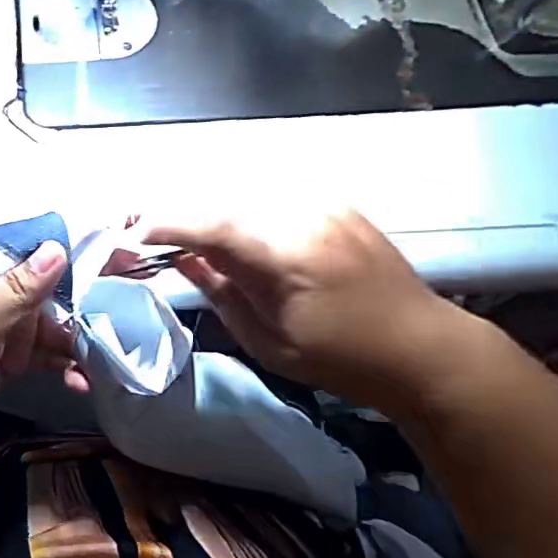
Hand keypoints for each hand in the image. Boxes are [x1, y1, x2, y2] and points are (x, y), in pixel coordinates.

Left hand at [0, 242, 86, 445]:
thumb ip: (18, 291)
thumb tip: (58, 247)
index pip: (33, 276)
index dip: (60, 297)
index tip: (85, 319)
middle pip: (44, 308)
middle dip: (63, 332)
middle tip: (73, 358)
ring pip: (44, 336)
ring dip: (68, 353)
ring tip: (89, 375)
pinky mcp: (0, 365)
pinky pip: (37, 359)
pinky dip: (57, 368)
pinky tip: (78, 382)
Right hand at [143, 211, 491, 410]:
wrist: (422, 348)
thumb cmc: (340, 359)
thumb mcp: (269, 341)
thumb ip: (222, 293)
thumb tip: (184, 261)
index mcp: (287, 257)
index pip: (212, 226)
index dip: (168, 226)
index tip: (135, 235)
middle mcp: (305, 218)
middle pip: (227, 204)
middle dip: (186, 218)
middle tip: (153, 235)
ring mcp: (327, 207)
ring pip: (251, 198)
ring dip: (216, 215)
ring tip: (191, 237)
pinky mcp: (339, 208)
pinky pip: (278, 202)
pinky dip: (248, 214)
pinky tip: (239, 235)